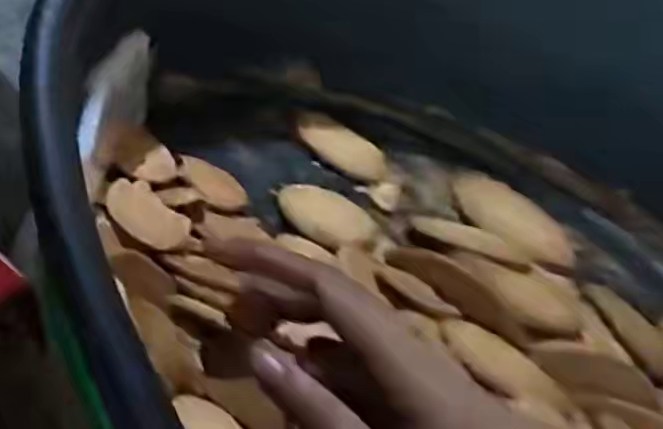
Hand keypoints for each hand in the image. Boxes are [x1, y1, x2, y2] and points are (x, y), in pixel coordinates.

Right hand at [210, 241, 549, 428]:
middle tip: (232, 311)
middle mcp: (431, 366)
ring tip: (264, 357)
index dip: (268, 258)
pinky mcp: (448, 414)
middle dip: (280, 298)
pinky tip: (311, 396)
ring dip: (303, 339)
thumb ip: (320, 411)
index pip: (330, 286)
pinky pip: (377, 374)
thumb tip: (253, 350)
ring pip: (357, 341)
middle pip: (342, 304)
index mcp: (419, 370)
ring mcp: (445, 392)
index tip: (214, 249)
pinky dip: (333, 372)